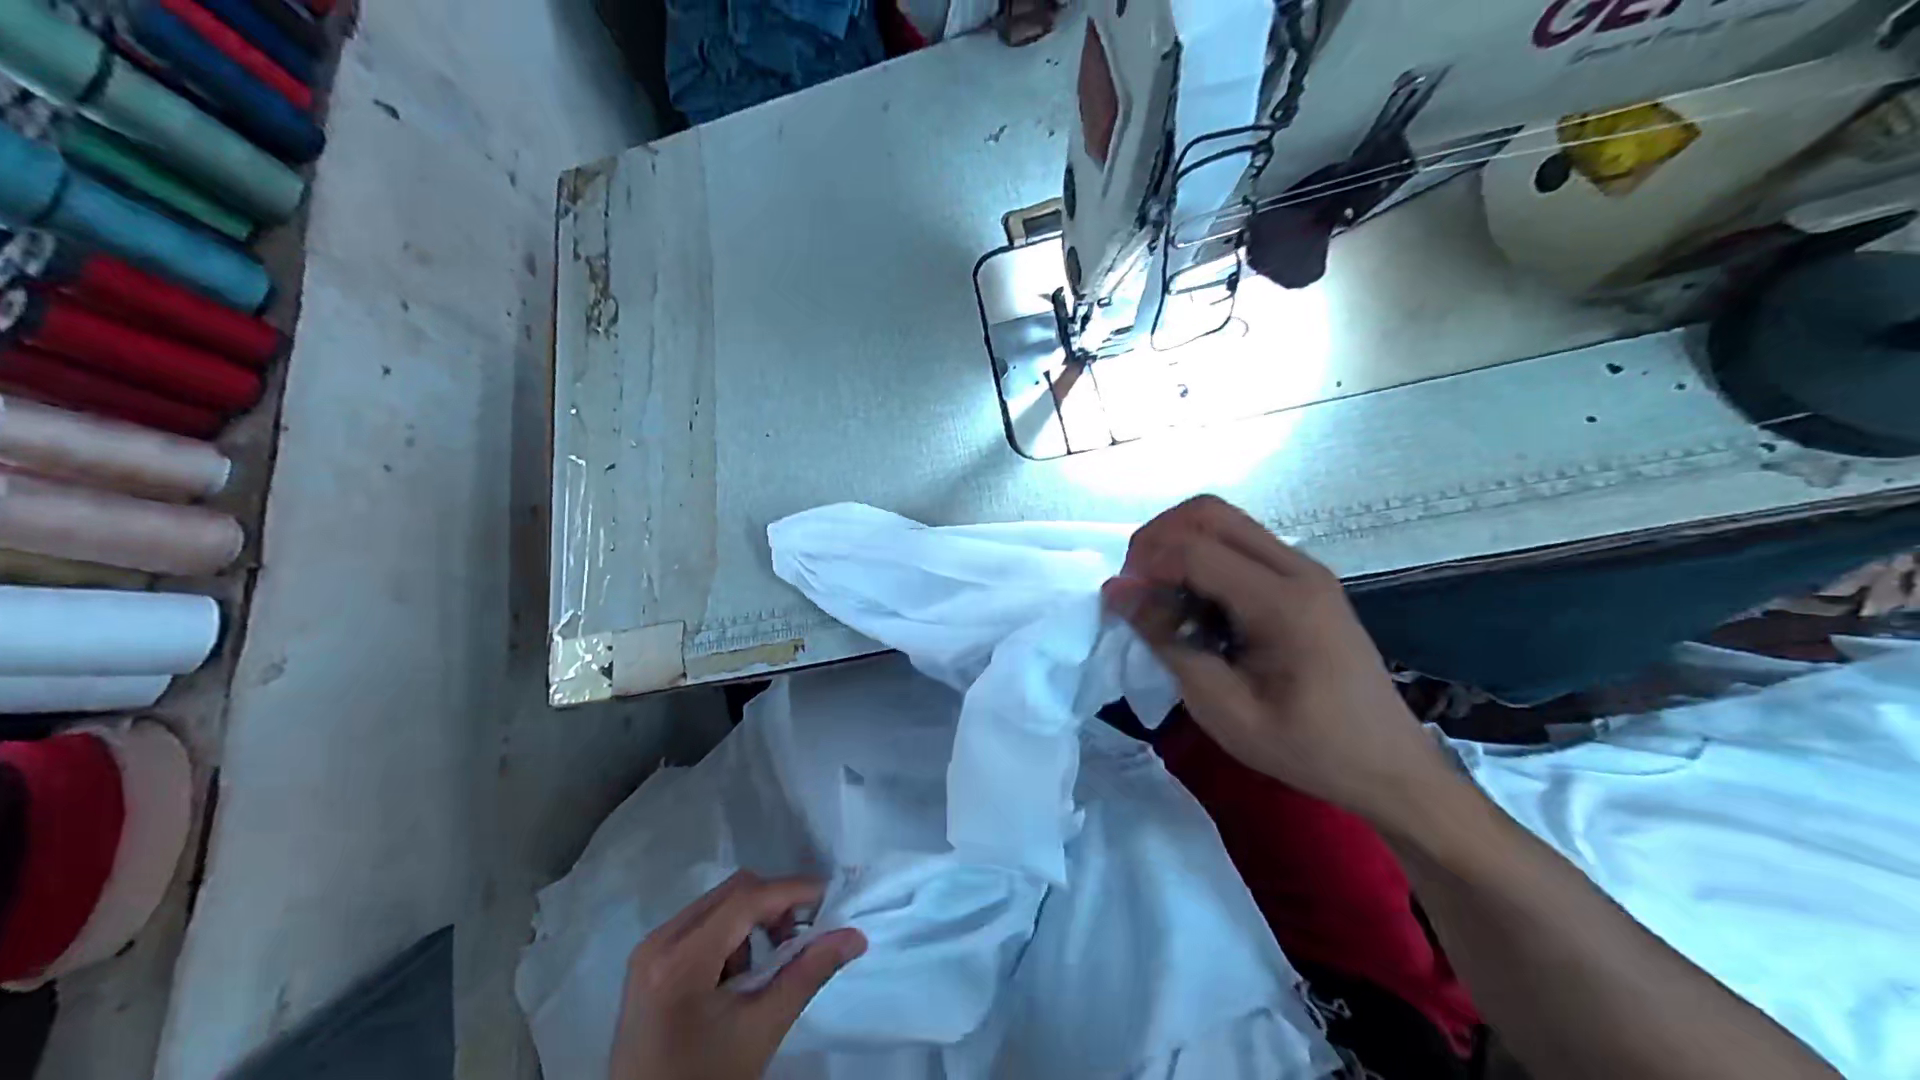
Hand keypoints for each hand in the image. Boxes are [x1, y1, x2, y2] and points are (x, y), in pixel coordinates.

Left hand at [610, 871, 867, 1079]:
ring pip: (719, 905)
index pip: (745, 901)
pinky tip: (742, 974)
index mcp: (680, 960)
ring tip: (771, 964)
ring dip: (754, 921)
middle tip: (804, 936)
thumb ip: (808, 973)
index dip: (792, 892)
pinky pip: (703, 924)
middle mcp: (659, 941)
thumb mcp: (761, 1029)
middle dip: (775, 906)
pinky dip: (732, 935)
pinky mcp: (650, 962)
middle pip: (732, 893)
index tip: (831, 898)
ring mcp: (650, 950)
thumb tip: (854, 936)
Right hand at [1103, 495, 1459, 831]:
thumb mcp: (1225, 710)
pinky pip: (1238, 542)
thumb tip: (1118, 592)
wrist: (1387, 766)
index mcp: (1283, 602)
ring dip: (1176, 544)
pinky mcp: (1303, 579)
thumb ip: (1169, 643)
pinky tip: (1194, 602)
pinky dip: (1200, 556)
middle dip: (1156, 538)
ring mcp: (1304, 569)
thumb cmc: (1306, 748)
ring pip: (1222, 520)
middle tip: (1135, 587)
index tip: (1120, 603)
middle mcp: (1297, 568)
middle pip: (1208, 512)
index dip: (1144, 566)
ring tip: (1158, 594)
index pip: (1195, 549)